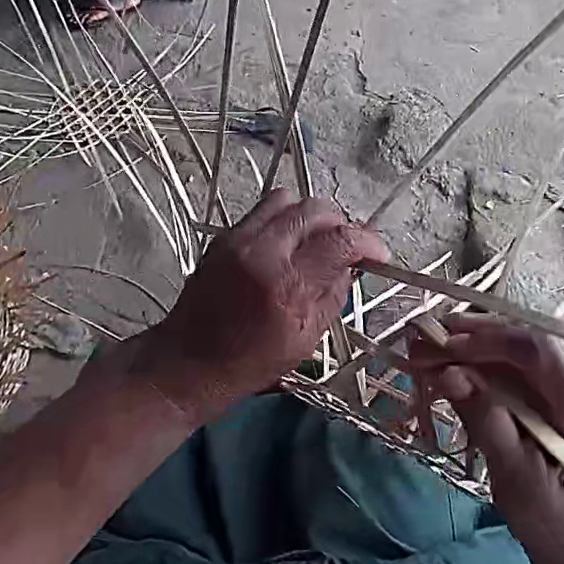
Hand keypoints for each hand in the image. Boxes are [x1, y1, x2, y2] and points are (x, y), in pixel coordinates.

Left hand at [143, 188, 388, 424]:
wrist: (186, 364)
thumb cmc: (249, 363)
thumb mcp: (306, 339)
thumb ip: (334, 295)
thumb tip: (351, 265)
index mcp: (287, 285)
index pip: (339, 241)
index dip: (368, 241)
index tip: (378, 252)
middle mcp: (262, 252)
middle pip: (315, 209)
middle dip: (340, 223)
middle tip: (346, 246)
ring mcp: (238, 240)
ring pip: (287, 199)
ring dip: (310, 215)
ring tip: (316, 240)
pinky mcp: (223, 238)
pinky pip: (262, 211)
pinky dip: (284, 220)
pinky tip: (287, 245)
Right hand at [406, 314, 563, 563]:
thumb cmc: (558, 526)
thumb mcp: (517, 479)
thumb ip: (486, 421)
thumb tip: (450, 374)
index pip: (538, 352)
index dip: (489, 341)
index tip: (446, 346)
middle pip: (524, 344)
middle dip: (472, 337)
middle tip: (426, 337)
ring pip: (513, 354)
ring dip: (469, 348)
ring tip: (428, 348)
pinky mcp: (549, 401)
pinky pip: (511, 373)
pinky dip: (476, 367)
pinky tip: (448, 367)